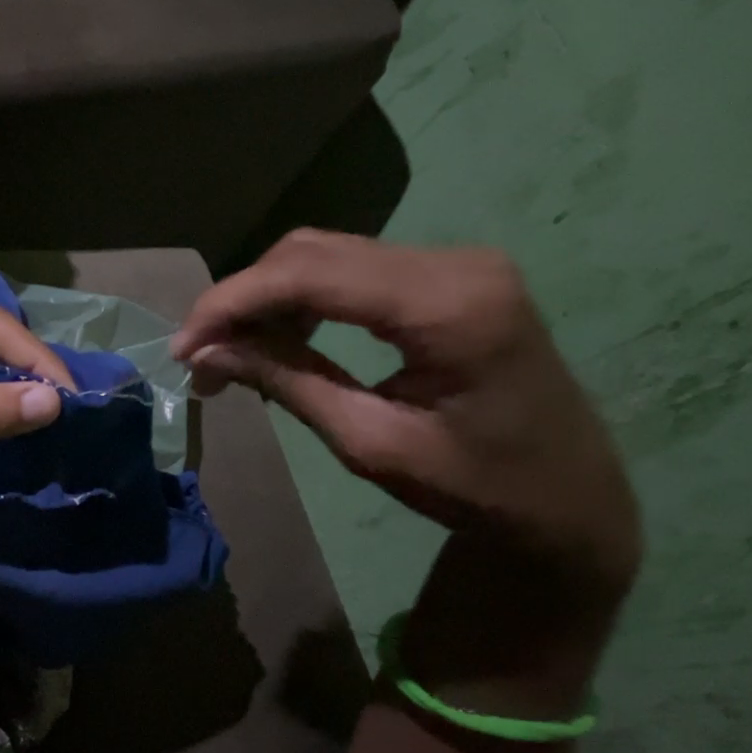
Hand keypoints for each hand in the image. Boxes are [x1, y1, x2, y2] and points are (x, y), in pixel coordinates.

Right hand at [173, 230, 638, 591]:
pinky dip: (299, 300)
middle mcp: (456, 265)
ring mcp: (456, 265)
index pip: (309, 275)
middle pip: (311, 253)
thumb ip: (286, 383)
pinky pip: (350, 270)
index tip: (183, 348)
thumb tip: (204, 352)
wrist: (568, 499)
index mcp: (449, 307)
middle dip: (241, 300)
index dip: (232, 303)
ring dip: (265, 299)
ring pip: (324, 255)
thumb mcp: (368, 443)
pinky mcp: (448, 277)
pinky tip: (280, 341)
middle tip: (201, 358)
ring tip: (232, 355)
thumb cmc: (475, 486)